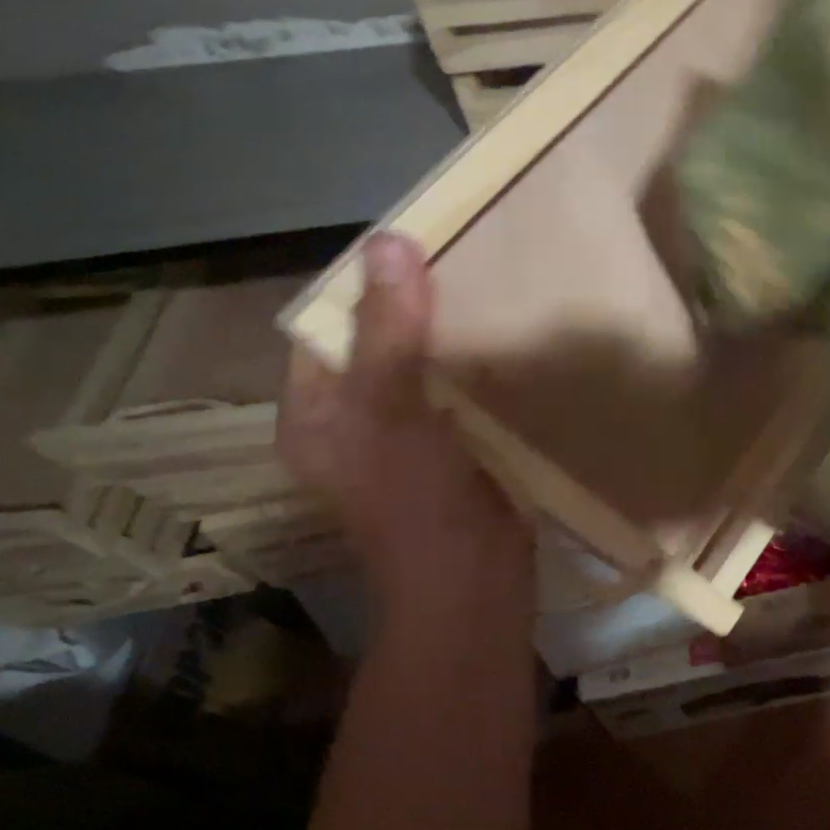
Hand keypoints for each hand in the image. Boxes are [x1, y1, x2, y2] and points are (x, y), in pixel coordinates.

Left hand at [279, 234, 526, 567]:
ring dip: (454, 339)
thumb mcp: (393, 410)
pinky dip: (482, 372)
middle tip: (463, 263)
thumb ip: (391, 331)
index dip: (362, 286)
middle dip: (417, 308)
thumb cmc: (417, 501)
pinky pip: (463, 397)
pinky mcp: (456, 454)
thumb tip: (390, 242)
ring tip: (493, 293)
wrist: (474, 586)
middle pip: (380, 345)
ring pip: (427, 371)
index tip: (414, 248)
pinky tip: (512, 348)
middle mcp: (355, 422)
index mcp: (317, 411)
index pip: (328, 328)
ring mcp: (408, 441)